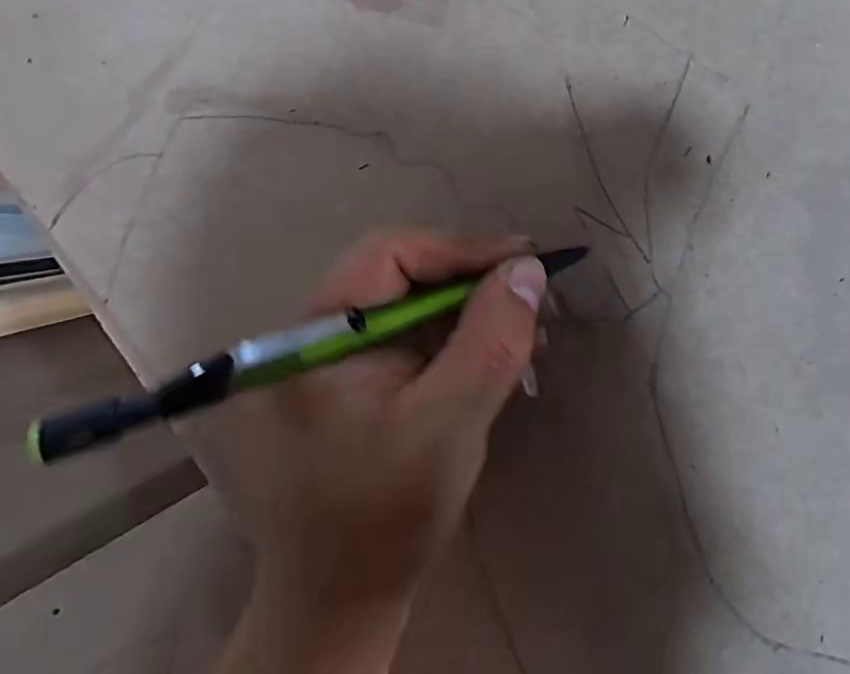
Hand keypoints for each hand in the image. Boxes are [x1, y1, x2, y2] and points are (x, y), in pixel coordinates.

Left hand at [214, 230, 545, 673]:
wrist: (337, 601)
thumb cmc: (386, 517)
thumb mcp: (449, 425)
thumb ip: (490, 342)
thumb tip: (526, 269)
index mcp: (317, 336)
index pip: (389, 255)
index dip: (461, 250)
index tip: (524, 262)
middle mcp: (316, 333)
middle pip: (401, 274)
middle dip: (472, 281)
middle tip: (533, 296)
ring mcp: (332, 357)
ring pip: (411, 303)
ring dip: (471, 310)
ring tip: (528, 329)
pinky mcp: (354, 379)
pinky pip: (410, 336)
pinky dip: (457, 338)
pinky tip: (496, 354)